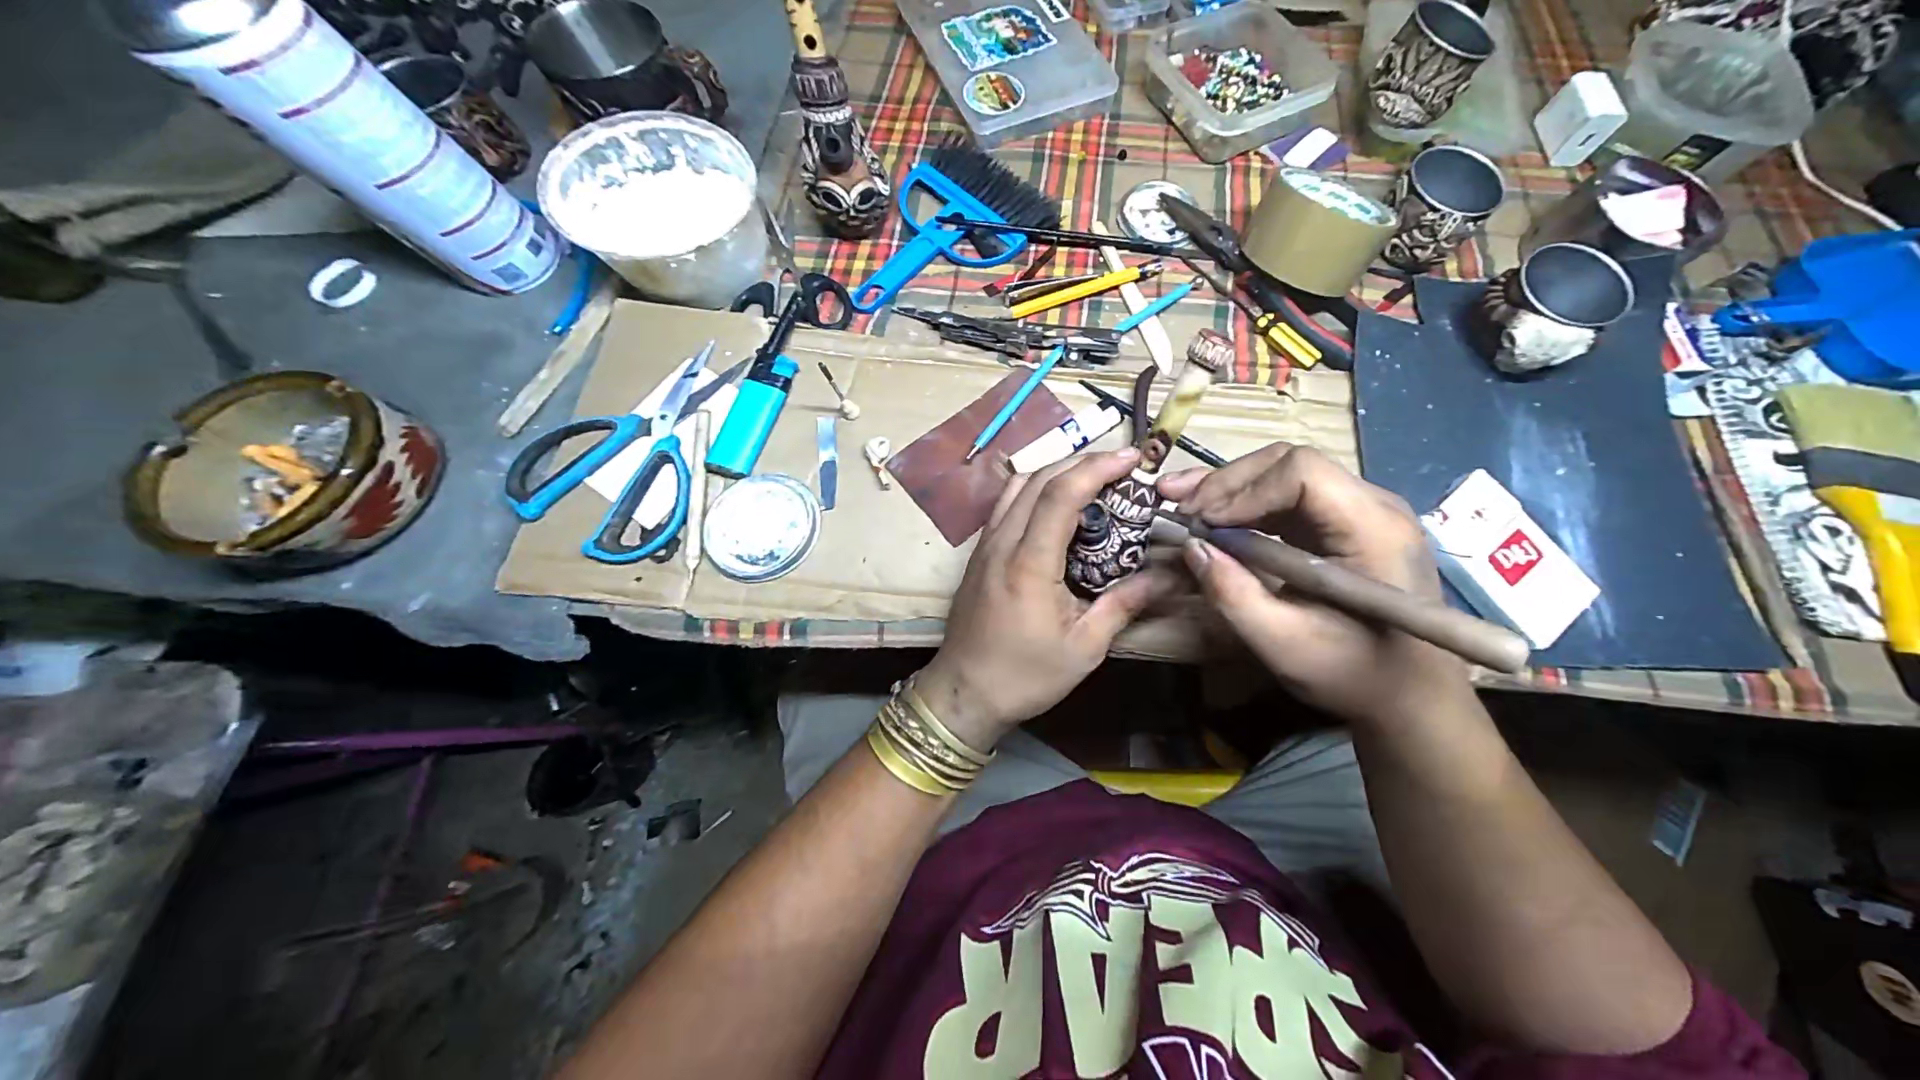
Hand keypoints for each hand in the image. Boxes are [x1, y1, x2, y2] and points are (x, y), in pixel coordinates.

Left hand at [918, 449, 1179, 750]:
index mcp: (1028, 564)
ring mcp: (984, 545)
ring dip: (1056, 472)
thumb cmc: (1026, 676)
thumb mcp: (1085, 647)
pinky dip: (1034, 490)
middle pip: (1038, 479)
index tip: (1132, 459)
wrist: (964, 693)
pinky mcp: (978, 553)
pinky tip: (1057, 505)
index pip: (1060, 495)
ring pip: (1017, 486)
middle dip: (1082, 463)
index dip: (1097, 468)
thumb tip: (1171, 575)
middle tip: (1121, 469)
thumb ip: (1125, 603)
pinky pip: (1005, 504)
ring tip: (1093, 481)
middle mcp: (1001, 544)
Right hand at [1156, 443, 1471, 724]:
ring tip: (1179, 499)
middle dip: (1228, 483)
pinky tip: (1208, 514)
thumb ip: (1234, 594)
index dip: (1245, 491)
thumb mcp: (1285, 644)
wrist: (1411, 697)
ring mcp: (1357, 511)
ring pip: (1283, 473)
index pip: (1303, 472)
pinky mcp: (1339, 525)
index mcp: (1373, 529)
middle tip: (1181, 508)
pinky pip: (1286, 497)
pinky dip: (1243, 504)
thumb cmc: (1356, 675)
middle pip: (1289, 462)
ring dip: (1229, 488)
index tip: (1203, 523)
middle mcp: (1372, 505)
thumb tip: (1192, 547)